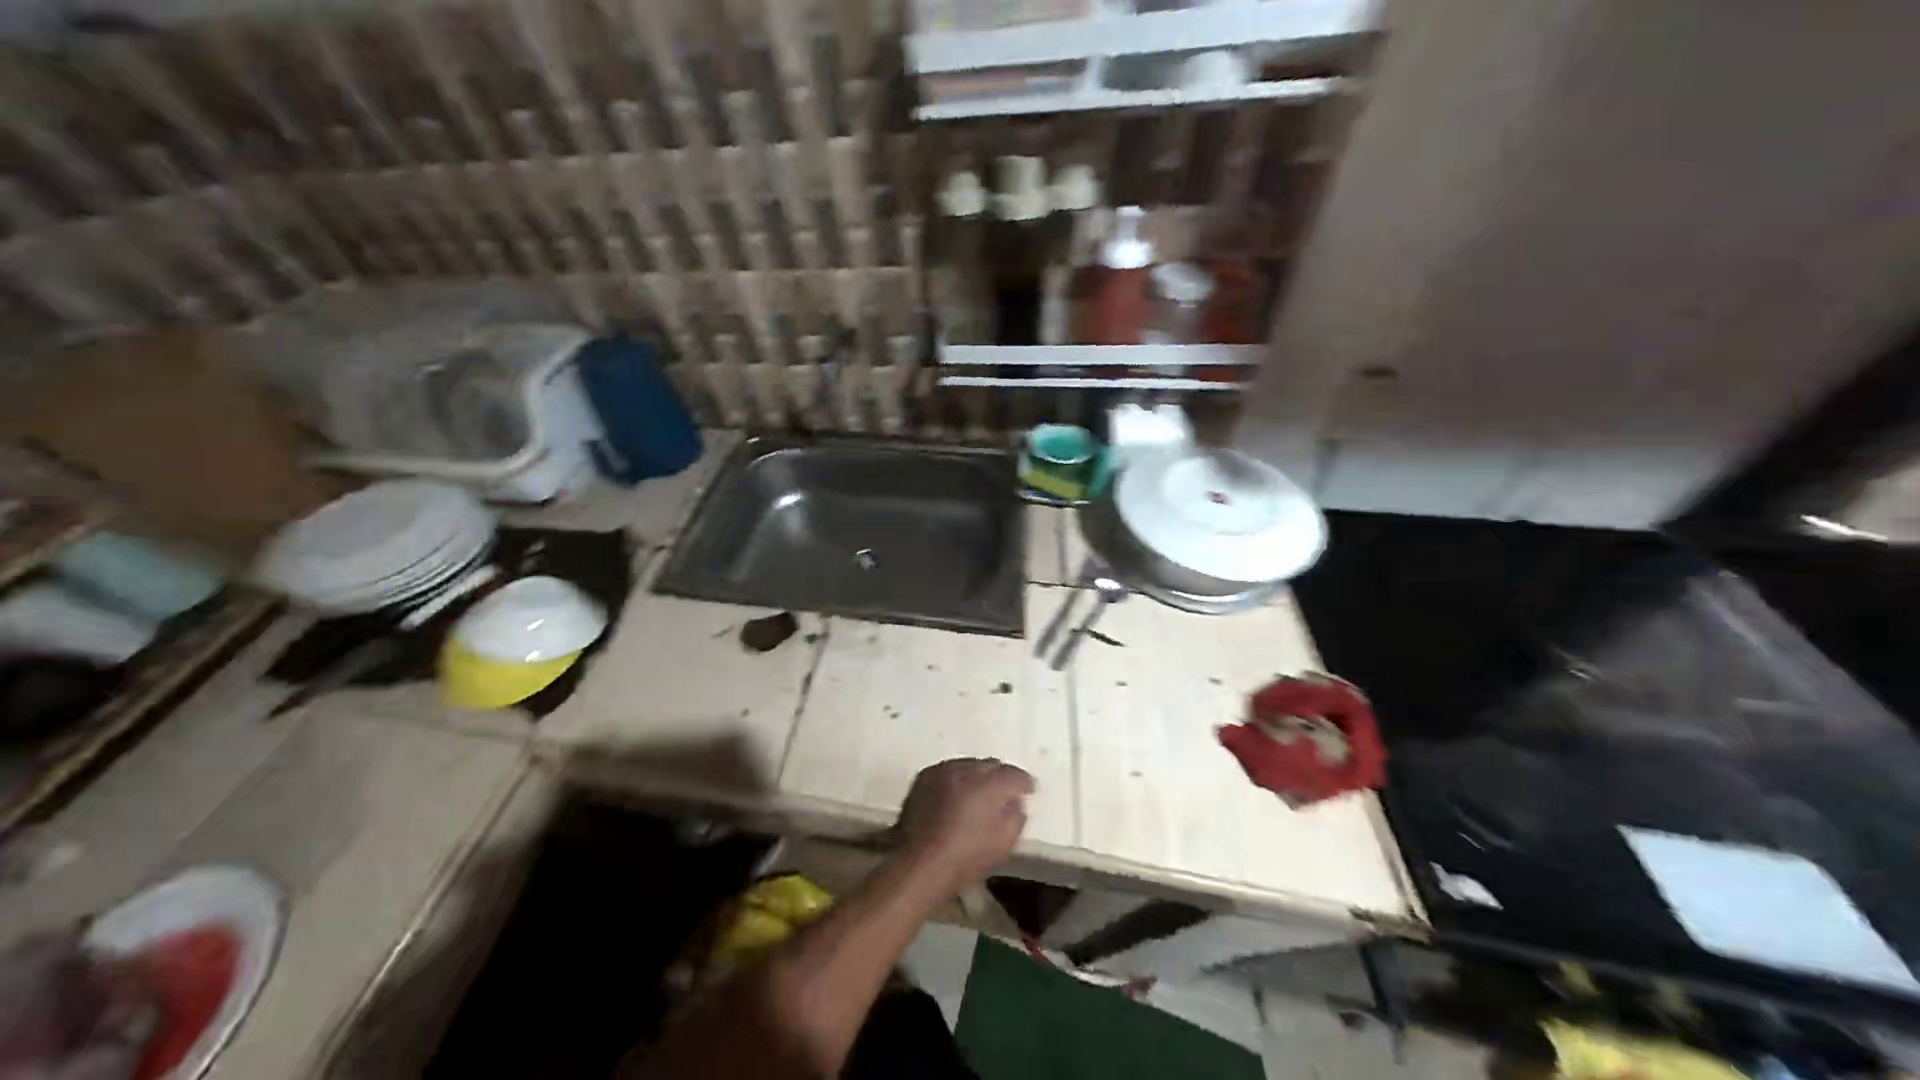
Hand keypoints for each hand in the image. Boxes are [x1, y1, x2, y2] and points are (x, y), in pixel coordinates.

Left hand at [894, 758, 1033, 893]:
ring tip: (976, 795)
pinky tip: (954, 796)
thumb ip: (1017, 815)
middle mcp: (967, 769)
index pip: (1014, 774)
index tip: (1028, 790)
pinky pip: (948, 771)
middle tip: (1002, 794)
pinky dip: (955, 780)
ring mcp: (943, 770)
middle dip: (999, 777)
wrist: (919, 861)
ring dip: (976, 777)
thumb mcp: (1004, 842)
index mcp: (991, 784)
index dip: (1024, 783)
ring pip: (968, 765)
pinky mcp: (924, 776)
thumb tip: (1015, 802)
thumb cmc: (966, 856)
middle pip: (991, 764)